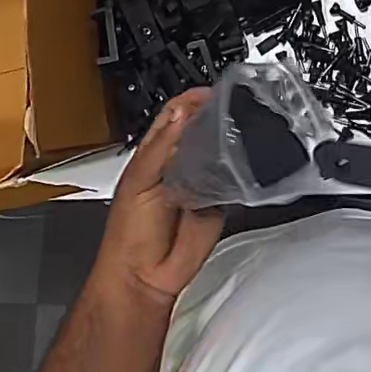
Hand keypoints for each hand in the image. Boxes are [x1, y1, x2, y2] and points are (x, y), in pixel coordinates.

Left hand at [88, 88, 225, 309]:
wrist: (144, 278)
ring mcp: (200, 181)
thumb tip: (181, 114)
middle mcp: (180, 162)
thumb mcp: (138, 181)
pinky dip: (238, 172)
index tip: (210, 92)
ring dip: (227, 142)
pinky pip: (232, 180)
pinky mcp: (218, 201)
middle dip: (215, 117)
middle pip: (202, 129)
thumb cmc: (128, 232)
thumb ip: (161, 148)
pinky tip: (242, 163)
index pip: (176, 115)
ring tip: (238, 132)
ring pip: (219, 152)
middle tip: (232, 108)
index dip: (191, 100)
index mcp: (156, 152)